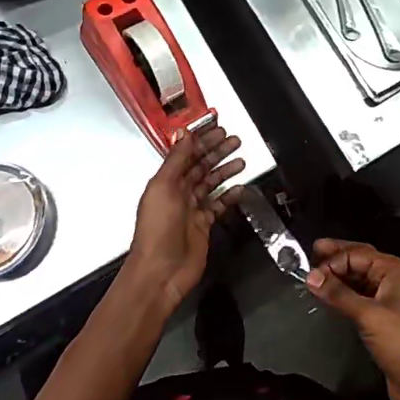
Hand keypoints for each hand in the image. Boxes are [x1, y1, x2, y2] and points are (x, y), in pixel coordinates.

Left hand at [124, 122, 244, 308]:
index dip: (201, 139)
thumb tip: (183, 133)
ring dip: (225, 170)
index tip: (217, 128)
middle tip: (235, 140)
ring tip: (242, 160)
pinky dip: (229, 196)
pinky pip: (218, 205)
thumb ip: (176, 160)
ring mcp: (191, 208)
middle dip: (217, 151)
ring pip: (211, 183)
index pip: (186, 153)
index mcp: (165, 180)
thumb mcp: (164, 187)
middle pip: (200, 165)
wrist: (161, 271)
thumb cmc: (157, 229)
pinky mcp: (203, 225)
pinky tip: (240, 188)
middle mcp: (178, 191)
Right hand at [307, 239, 399, 399]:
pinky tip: (328, 297)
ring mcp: (389, 301)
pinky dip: (343, 295)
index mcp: (394, 270)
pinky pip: (358, 299)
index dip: (332, 259)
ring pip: (357, 281)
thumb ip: (338, 293)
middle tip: (308, 255)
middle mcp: (392, 281)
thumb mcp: (369, 315)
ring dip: (337, 278)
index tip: (308, 271)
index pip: (355, 253)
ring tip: (312, 278)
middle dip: (334, 259)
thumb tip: (309, 276)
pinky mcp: (383, 321)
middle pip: (358, 261)